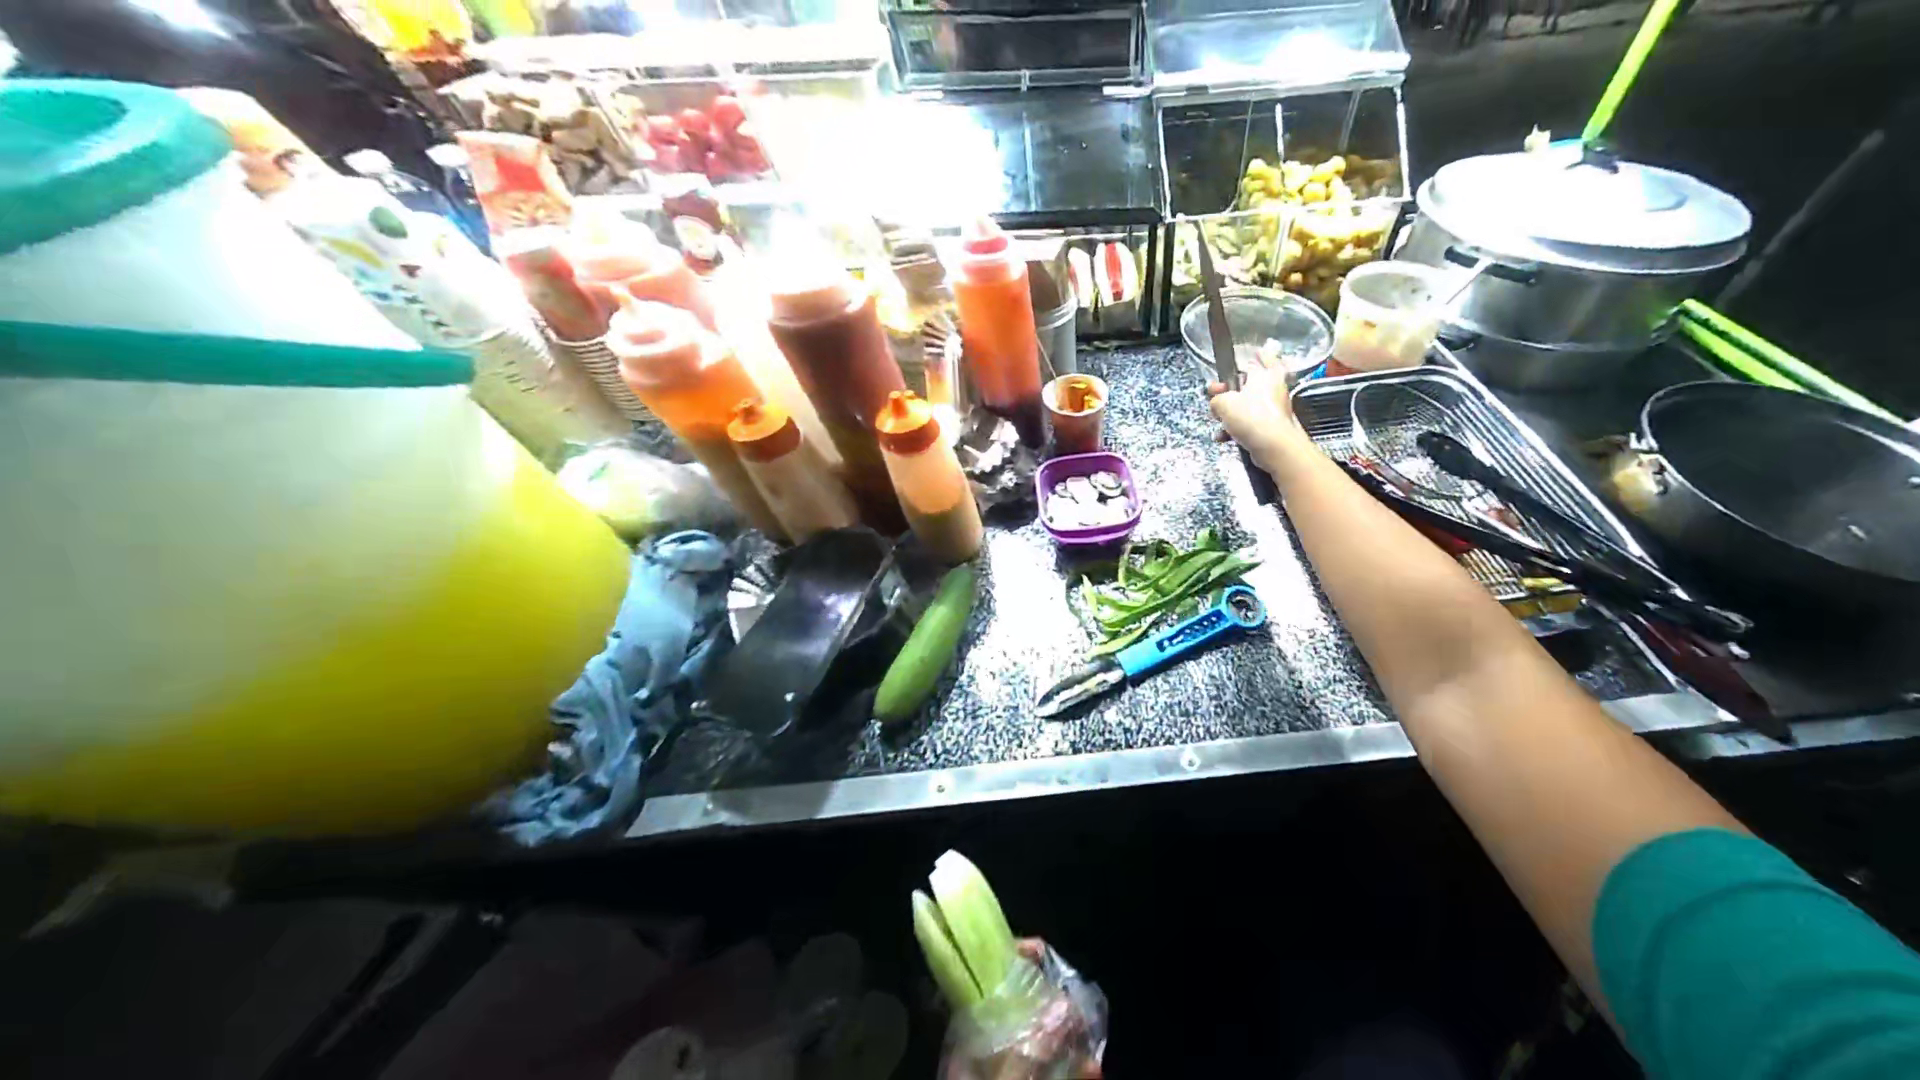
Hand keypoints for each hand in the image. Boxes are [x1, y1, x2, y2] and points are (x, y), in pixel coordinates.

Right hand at [1207, 365, 1304, 460]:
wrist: (1273, 446)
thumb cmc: (1250, 417)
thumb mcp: (1223, 402)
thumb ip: (1216, 399)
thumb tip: (1217, 403)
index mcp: (1264, 374)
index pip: (1252, 361)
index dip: (1235, 366)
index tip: (1223, 374)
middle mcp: (1272, 388)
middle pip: (1245, 386)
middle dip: (1227, 395)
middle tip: (1215, 400)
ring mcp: (1273, 408)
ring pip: (1245, 406)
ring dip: (1229, 415)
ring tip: (1218, 423)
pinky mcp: (1271, 426)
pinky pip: (1249, 423)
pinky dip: (1236, 429)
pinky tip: (1224, 437)